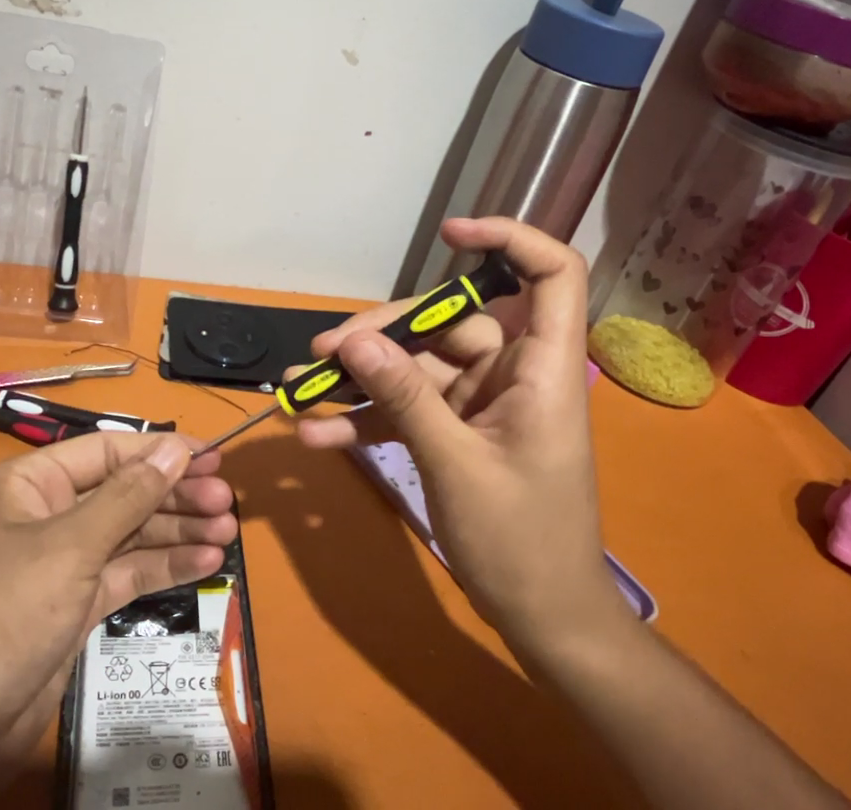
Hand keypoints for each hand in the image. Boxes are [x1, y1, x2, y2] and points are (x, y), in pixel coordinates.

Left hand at [0, 432, 236, 796]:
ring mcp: (62, 564)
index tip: (214, 457)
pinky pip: (127, 575)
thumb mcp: (69, 548)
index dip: (161, 452)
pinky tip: (206, 562)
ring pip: (130, 535)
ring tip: (229, 532)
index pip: (106, 451)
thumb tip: (176, 448)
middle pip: (123, 493)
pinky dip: (164, 568)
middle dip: (174, 496)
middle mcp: (46, 516)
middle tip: (228, 503)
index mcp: (30, 485)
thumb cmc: (2, 616)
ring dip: (178, 532)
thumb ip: (128, 497)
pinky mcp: (76, 606)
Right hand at [297, 217, 628, 658]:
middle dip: (383, 336)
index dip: (509, 239)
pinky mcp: (459, 433)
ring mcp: (483, 403)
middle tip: (321, 355)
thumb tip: (353, 343)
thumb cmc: (520, 540)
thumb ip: (404, 397)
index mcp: (543, 367)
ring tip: (298, 392)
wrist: (543, 616)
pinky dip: (368, 418)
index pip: (551, 274)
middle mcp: (514, 373)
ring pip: (418, 367)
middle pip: (451, 321)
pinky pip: (409, 409)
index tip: (449, 233)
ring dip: (360, 380)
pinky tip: (317, 434)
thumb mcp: (454, 464)